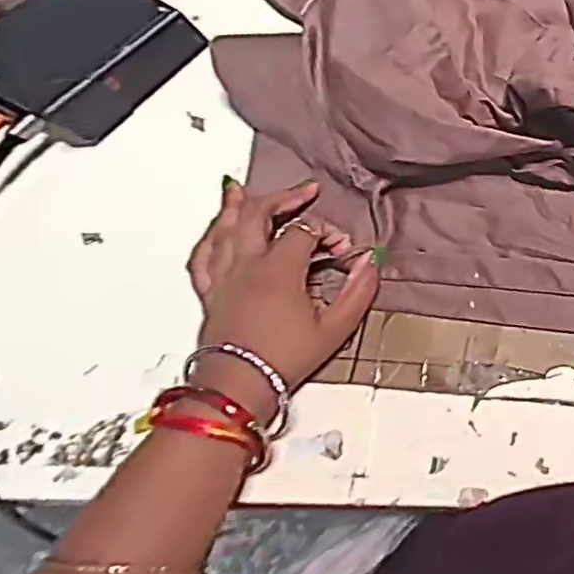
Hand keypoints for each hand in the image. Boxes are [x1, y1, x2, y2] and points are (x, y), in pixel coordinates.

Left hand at [185, 178, 379, 418]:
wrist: (240, 384)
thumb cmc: (287, 358)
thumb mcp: (336, 327)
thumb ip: (358, 291)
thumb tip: (370, 262)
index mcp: (278, 272)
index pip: (303, 232)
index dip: (328, 232)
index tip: (344, 250)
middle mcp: (245, 266)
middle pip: (258, 215)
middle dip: (284, 198)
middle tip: (305, 192)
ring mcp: (222, 275)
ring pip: (225, 227)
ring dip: (239, 205)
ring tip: (244, 189)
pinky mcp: (208, 289)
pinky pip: (203, 253)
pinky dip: (211, 235)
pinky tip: (217, 228)